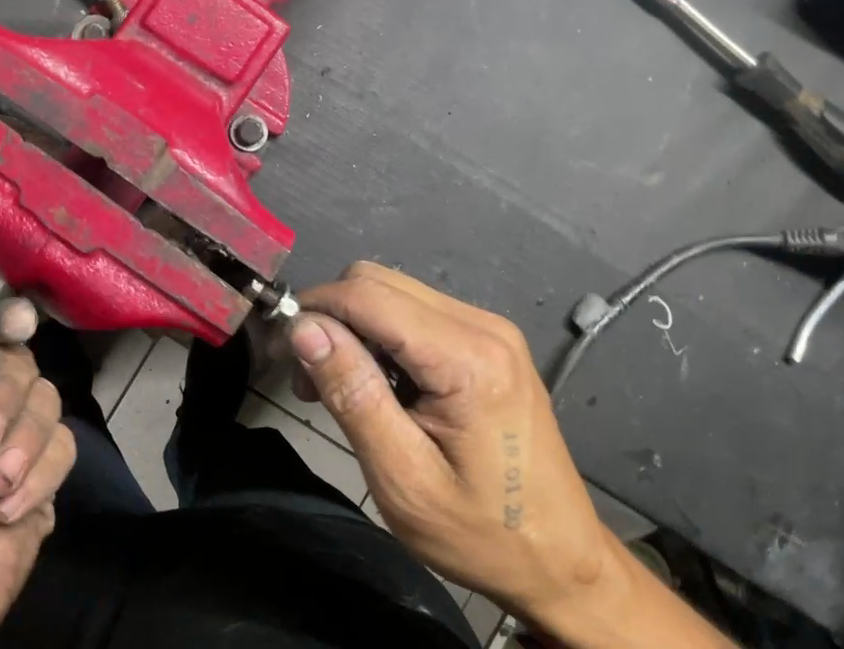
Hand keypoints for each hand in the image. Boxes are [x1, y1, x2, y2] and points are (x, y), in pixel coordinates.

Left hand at [0, 278, 76, 648]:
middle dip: (1, 396)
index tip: (18, 320)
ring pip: (47, 402)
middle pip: (19, 364)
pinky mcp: (39, 490)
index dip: (2, 321)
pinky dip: (36, 477)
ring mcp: (10, 452)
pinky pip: (62, 452)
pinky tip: (2, 510)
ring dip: (19, 441)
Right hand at [285, 263, 732, 647]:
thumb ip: (352, 394)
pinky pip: (412, 312)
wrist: (562, 562)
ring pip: (390, 292)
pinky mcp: (487, 342)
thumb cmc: (482, 532)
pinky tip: (378, 387)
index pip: (367, 295)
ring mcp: (489, 330)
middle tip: (310, 384)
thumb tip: (302, 327)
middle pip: (376, 281)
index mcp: (468, 358)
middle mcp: (483, 326)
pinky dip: (379, 337)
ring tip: (340, 391)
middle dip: (329, 319)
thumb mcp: (403, 478)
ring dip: (351, 329)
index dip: (312, 310)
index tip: (281, 355)